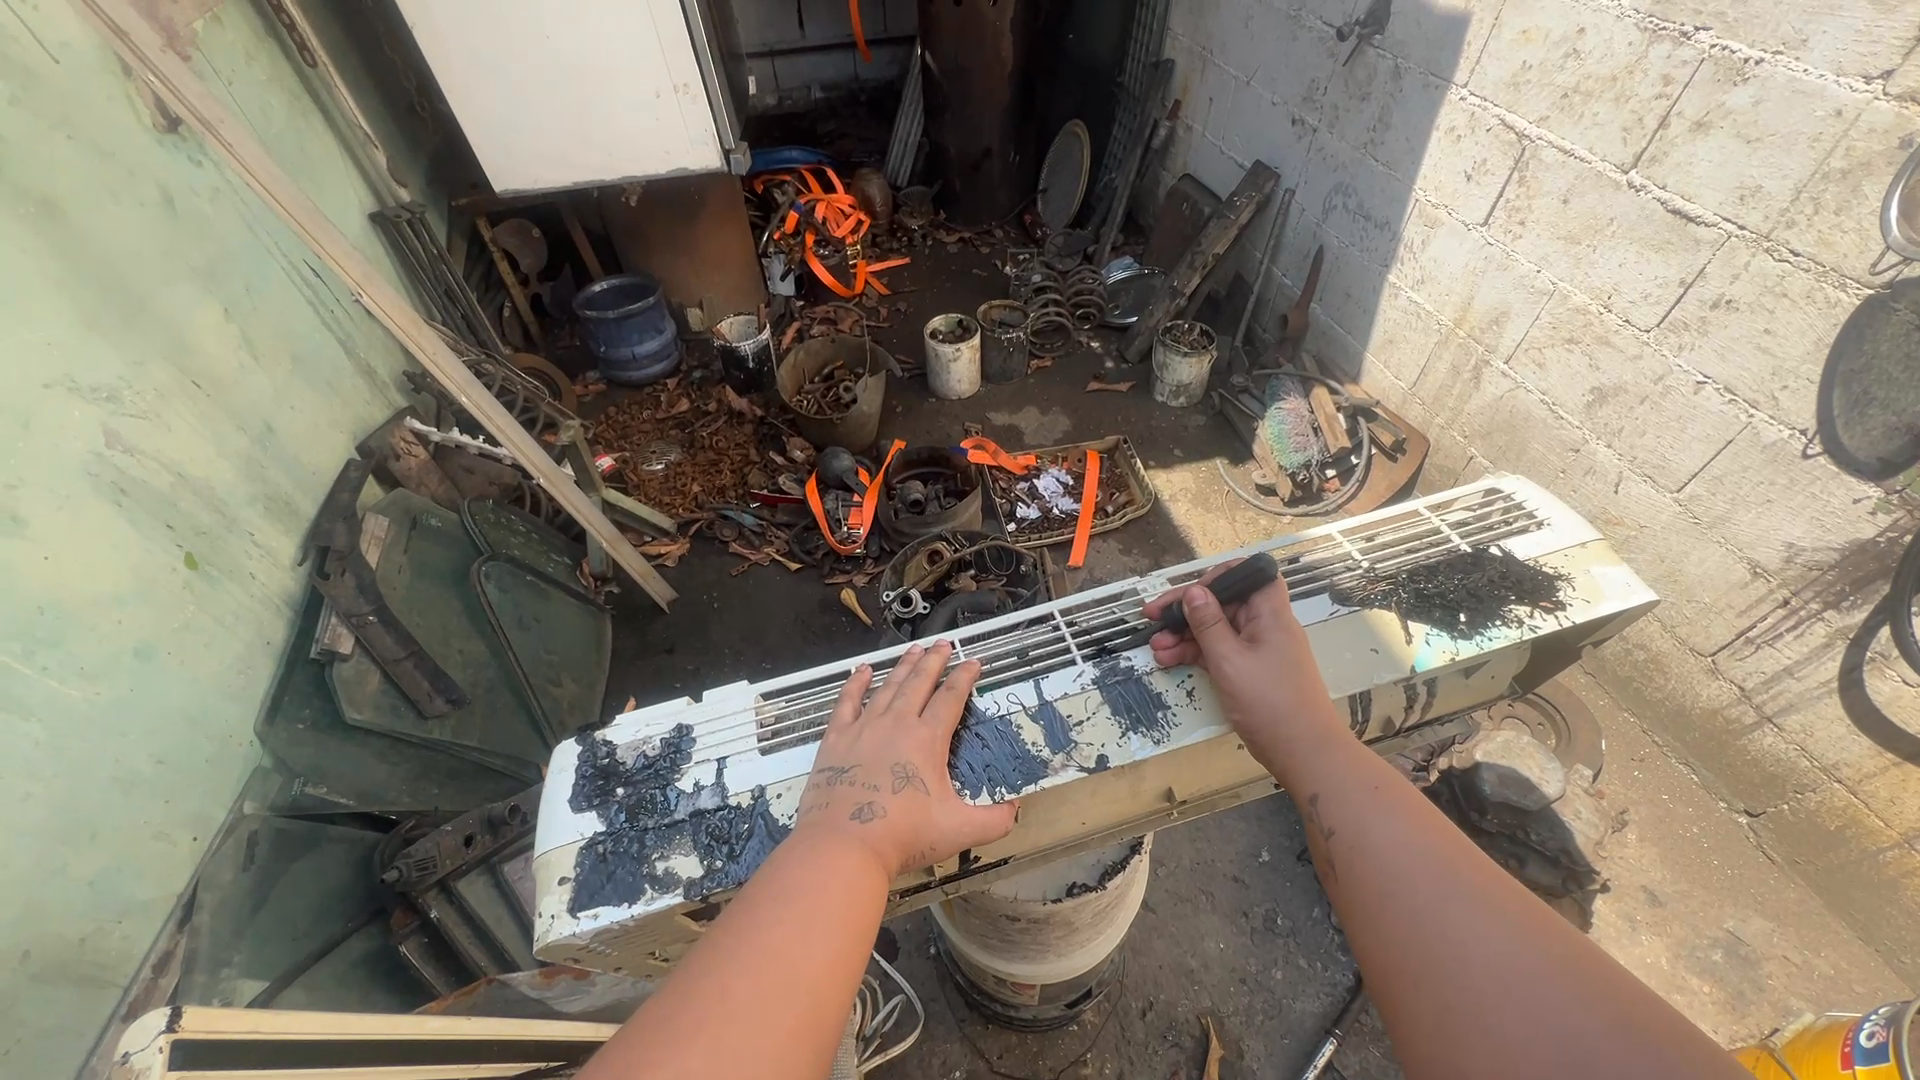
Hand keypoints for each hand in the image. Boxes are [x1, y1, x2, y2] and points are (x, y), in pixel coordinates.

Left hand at [794, 641, 1018, 877]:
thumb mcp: (959, 830)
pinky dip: (855, 684)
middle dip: (934, 661)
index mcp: (927, 739)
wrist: (844, 845)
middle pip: (918, 682)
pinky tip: (860, 671)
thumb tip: (1016, 811)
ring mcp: (863, 728)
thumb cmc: (903, 836)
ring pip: (887, 687)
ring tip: (913, 650)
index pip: (950, 698)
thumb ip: (994, 821)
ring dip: (902, 666)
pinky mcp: (836, 739)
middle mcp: (896, 724)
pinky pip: (846, 702)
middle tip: (943, 644)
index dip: (964, 678)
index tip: (972, 662)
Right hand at [1144, 560, 1345, 769]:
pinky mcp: (1249, 670)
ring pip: (1217, 629)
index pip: (1249, 575)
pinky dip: (1195, 653)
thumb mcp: (1229, 660)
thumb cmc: (1269, 703)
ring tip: (1155, 647)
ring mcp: (1257, 649)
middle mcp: (1265, 625)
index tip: (1189, 593)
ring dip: (1184, 634)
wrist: (1303, 754)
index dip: (1219, 577)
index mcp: (1269, 614)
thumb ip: (1208, 623)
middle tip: (1152, 619)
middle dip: (1187, 610)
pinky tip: (1169, 660)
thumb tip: (1193, 591)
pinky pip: (1219, 651)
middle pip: (1224, 603)